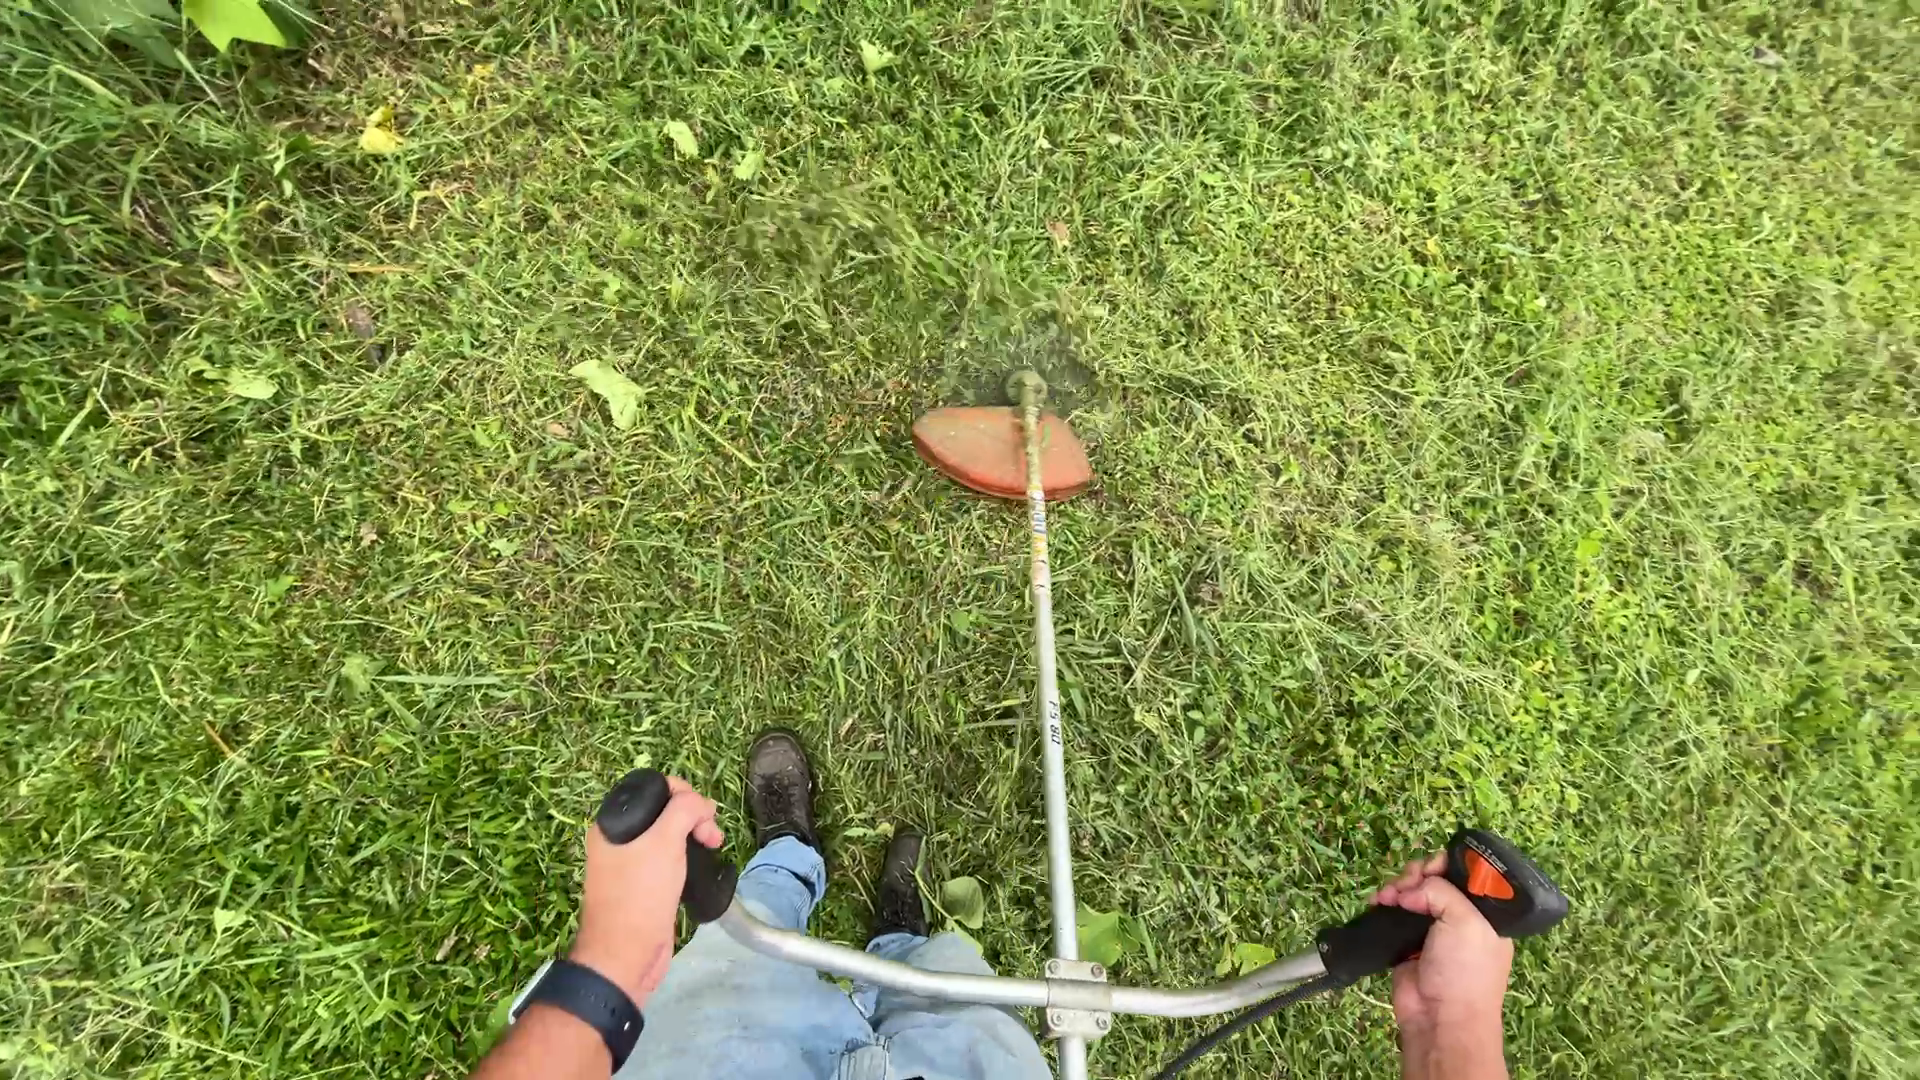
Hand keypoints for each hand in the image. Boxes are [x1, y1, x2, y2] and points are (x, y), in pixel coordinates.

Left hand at [565, 776, 722, 1008]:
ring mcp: (631, 861)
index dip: (685, 794)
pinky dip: (689, 851)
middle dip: (695, 814)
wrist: (626, 955)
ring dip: (696, 832)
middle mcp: (619, 838)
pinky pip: (670, 854)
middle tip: (711, 835)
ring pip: (671, 831)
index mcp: (613, 822)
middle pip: (666, 808)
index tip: (704, 815)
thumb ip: (684, 809)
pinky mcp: (644, 882)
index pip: (655, 787)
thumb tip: (701, 804)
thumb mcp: (665, 840)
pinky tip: (701, 859)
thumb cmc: (642, 893)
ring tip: (713, 845)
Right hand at [1374, 853, 1511, 1079]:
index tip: (1431, 868)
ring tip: (1388, 897)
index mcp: (1485, 917)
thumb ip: (1439, 891)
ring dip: (1397, 886)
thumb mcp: (1466, 923)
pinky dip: (1384, 900)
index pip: (1467, 877)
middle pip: (1434, 879)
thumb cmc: (1463, 971)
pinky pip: (1394, 908)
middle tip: (1407, 884)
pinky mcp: (1406, 938)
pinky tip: (1378, 902)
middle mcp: (1460, 919)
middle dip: (1417, 874)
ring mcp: (1432, 929)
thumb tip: (1407, 891)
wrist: (1439, 1017)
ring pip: (1411, 890)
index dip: (1446, 866)